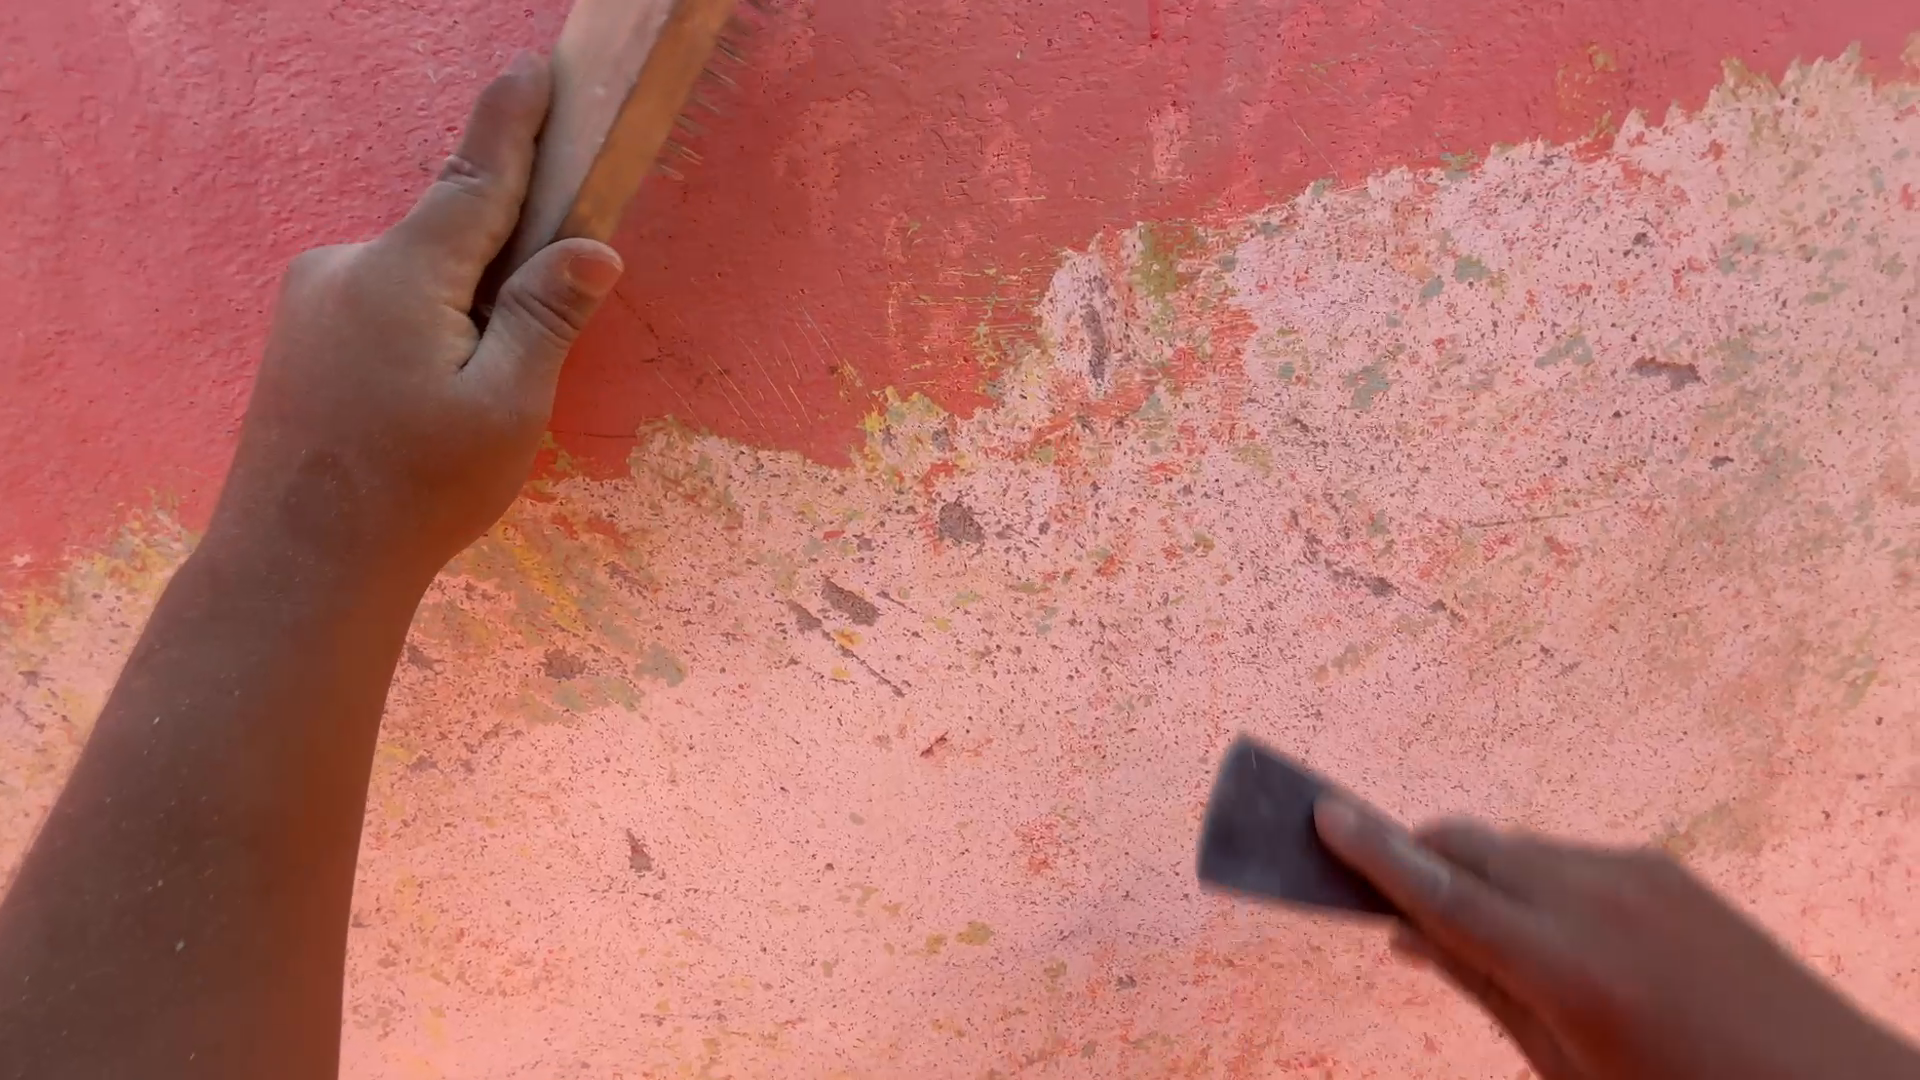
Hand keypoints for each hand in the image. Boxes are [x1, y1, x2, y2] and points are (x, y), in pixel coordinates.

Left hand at [207, 51, 622, 588]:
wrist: (307, 556)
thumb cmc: (425, 484)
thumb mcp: (509, 403)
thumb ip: (545, 315)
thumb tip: (592, 246)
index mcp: (402, 275)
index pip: (472, 177)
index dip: (512, 122)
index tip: (538, 70)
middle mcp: (347, 265)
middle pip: (451, 227)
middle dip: (510, 242)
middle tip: (555, 301)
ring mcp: (317, 297)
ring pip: (424, 268)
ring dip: (476, 292)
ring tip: (497, 375)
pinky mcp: (308, 330)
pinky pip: (394, 295)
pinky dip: (440, 313)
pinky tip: (450, 378)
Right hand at [1315, 799, 1919, 1079]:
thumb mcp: (1569, 1069)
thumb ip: (1477, 987)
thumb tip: (1399, 932)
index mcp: (1569, 971)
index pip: (1442, 893)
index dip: (1375, 851)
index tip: (1323, 812)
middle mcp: (1593, 901)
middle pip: (1464, 844)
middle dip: (1419, 855)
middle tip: (1404, 897)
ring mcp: (1631, 872)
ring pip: (1506, 846)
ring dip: (1476, 870)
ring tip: (1500, 929)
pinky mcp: (1658, 862)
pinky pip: (1558, 853)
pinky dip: (1530, 876)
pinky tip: (1568, 929)